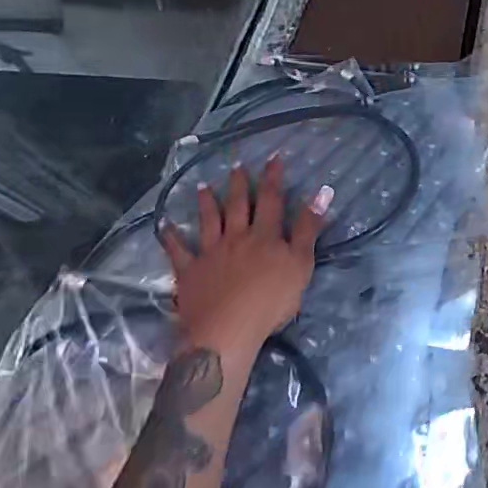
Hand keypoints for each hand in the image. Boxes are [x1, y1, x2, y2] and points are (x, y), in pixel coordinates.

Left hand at [159, 158, 329, 352]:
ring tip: (203, 186)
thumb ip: (309, 229)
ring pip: (208, 221)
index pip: (272, 201)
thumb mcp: (301, 264)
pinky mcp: (190, 271)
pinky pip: (178, 251)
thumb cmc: (271, 301)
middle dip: (239, 184)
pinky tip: (165, 225)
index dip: (273, 179)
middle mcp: (236, 237)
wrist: (227, 329)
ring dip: (206, 202)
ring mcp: (210, 253)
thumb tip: (322, 192)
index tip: (274, 159)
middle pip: (238, 206)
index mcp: (265, 236)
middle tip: (236, 165)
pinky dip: (171, 237)